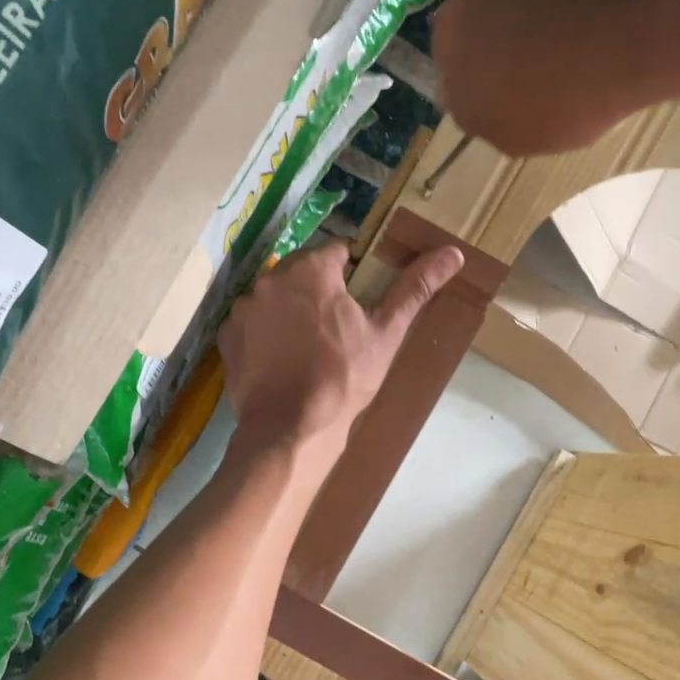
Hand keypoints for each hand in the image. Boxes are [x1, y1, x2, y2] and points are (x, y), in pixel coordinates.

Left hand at [218, 240, 463, 451]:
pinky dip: (265, 334)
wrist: (289, 428)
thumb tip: (452, 253)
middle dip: (320, 292)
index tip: (359, 304)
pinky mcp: (227, 336)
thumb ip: (414, 288)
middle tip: (337, 331)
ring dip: (290, 310)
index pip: (339, 251)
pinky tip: (280, 361)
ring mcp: (243, 307)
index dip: (354, 274)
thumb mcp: (385, 333)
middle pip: (303, 271)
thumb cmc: (343, 379)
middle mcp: (270, 278)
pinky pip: (253, 323)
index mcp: (311, 268)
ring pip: (276, 297)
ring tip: (307, 349)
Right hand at [434, 0, 679, 156]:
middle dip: (512, 34)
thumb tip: (489, 103)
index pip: (456, 65)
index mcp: (451, 36)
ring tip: (594, 28)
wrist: (652, 16)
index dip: (486, 83)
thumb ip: (488, 116)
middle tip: (554, 63)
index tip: (517, 98)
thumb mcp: (519, 137)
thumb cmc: (573, 94)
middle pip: (489, 14)